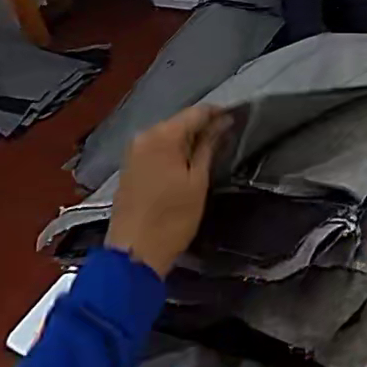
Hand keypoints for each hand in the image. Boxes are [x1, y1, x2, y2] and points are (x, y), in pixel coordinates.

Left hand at [105, 103, 232, 275]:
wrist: (133, 255)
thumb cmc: (173, 217)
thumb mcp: (198, 180)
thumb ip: (209, 146)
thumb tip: (223, 122)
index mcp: (163, 136)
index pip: (197, 112)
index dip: (219, 113)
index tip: (237, 119)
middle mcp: (144, 136)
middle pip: (180, 121)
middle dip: (204, 126)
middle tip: (227, 136)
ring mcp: (134, 151)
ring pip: (168, 135)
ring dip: (189, 139)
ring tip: (212, 149)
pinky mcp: (129, 166)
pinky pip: (157, 148)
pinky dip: (174, 150)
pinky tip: (188, 161)